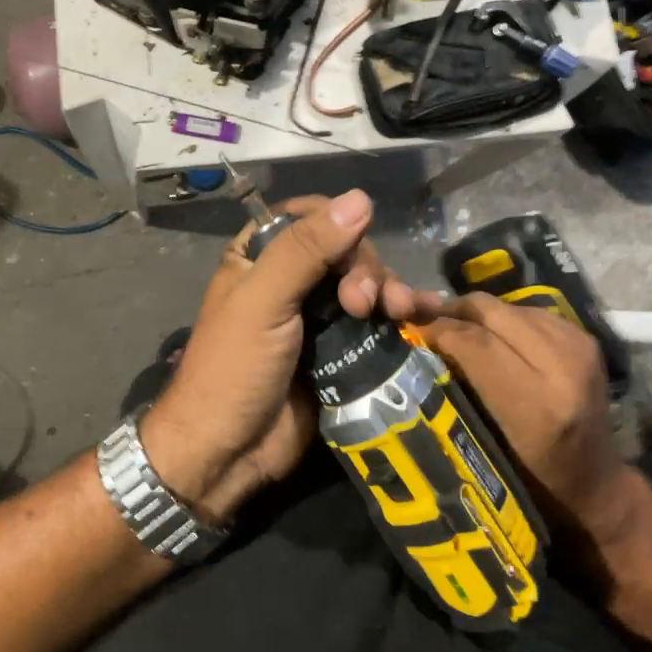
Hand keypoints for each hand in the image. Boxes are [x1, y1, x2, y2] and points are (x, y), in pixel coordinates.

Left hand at [141, 190, 433, 523]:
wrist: (227, 453)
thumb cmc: (233, 369)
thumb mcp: (264, 301)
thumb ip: (307, 250)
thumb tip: (361, 198)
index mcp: (259, 257)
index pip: (309, 217)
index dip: (337, 226)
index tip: (352, 250)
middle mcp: (289, 280)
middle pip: (345, 249)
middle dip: (365, 268)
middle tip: (365, 304)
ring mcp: (316, 316)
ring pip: (364, 284)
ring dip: (388, 290)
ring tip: (399, 312)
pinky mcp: (338, 351)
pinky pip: (375, 322)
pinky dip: (398, 315)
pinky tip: (423, 314)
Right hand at [415, 293, 641, 542]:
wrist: (597, 485)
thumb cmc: (533, 478)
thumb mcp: (487, 440)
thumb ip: (460, 387)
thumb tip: (421, 343)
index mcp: (536, 405)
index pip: (475, 344)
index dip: (438, 329)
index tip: (411, 329)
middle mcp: (562, 368)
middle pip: (491, 312)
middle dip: (453, 311)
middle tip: (427, 320)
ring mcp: (579, 348)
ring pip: (509, 305)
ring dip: (478, 312)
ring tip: (455, 326)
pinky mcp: (586, 338)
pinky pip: (530, 310)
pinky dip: (504, 317)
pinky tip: (491, 332)